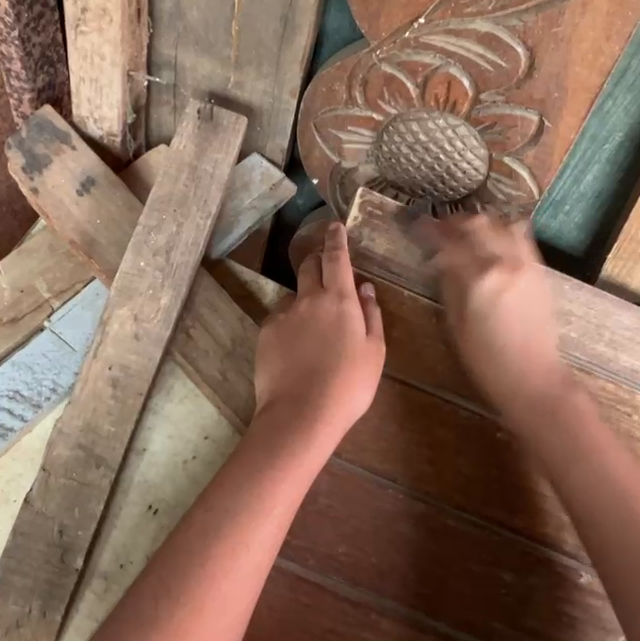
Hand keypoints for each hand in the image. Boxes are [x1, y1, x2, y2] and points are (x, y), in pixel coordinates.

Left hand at [253, 222, 385, 444]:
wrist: (301, 413)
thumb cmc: (348, 386)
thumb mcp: (374, 352)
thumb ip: (371, 316)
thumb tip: (366, 288)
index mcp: (341, 301)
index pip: (337, 258)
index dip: (336, 239)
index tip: (334, 227)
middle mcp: (310, 299)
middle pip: (310, 266)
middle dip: (317, 260)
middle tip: (324, 266)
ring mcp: (284, 314)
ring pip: (295, 296)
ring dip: (304, 300)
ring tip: (312, 330)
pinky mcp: (265, 332)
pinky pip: (280, 318)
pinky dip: (289, 324)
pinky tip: (295, 349)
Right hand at [420, 214, 572, 426]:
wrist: (533, 375)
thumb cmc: (486, 359)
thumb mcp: (455, 324)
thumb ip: (448, 285)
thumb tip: (439, 261)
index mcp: (477, 279)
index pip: (447, 242)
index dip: (429, 230)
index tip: (417, 225)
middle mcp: (503, 263)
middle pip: (476, 224)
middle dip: (454, 221)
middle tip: (439, 226)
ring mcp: (526, 264)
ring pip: (501, 224)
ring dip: (481, 222)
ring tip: (466, 230)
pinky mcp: (540, 270)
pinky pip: (522, 237)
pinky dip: (505, 230)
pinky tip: (494, 238)